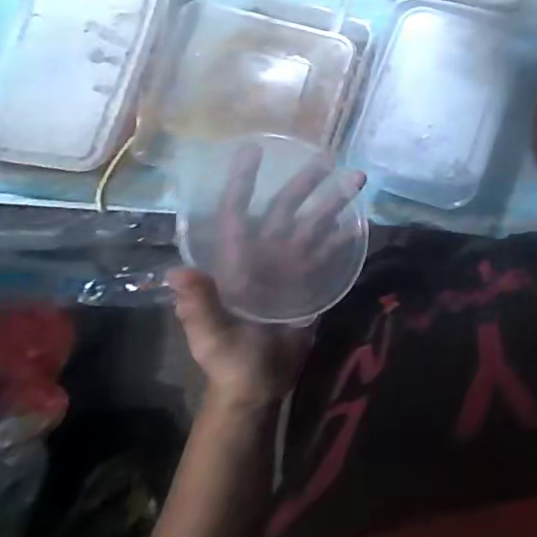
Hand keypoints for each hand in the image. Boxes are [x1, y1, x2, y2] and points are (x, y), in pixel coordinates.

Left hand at [169, 144, 364, 406]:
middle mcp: (263, 253)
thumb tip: (177, 273)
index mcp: (236, 259)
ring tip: (355, 179)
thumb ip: (199, 306)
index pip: (236, 211)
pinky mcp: (309, 280)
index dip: (242, 181)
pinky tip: (358, 220)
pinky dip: (341, 237)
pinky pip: (326, 252)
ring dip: (333, 202)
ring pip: (312, 224)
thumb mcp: (210, 335)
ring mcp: (289, 265)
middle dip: (305, 183)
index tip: (253, 151)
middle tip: (326, 158)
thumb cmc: (227, 359)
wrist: (259, 386)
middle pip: (284, 209)